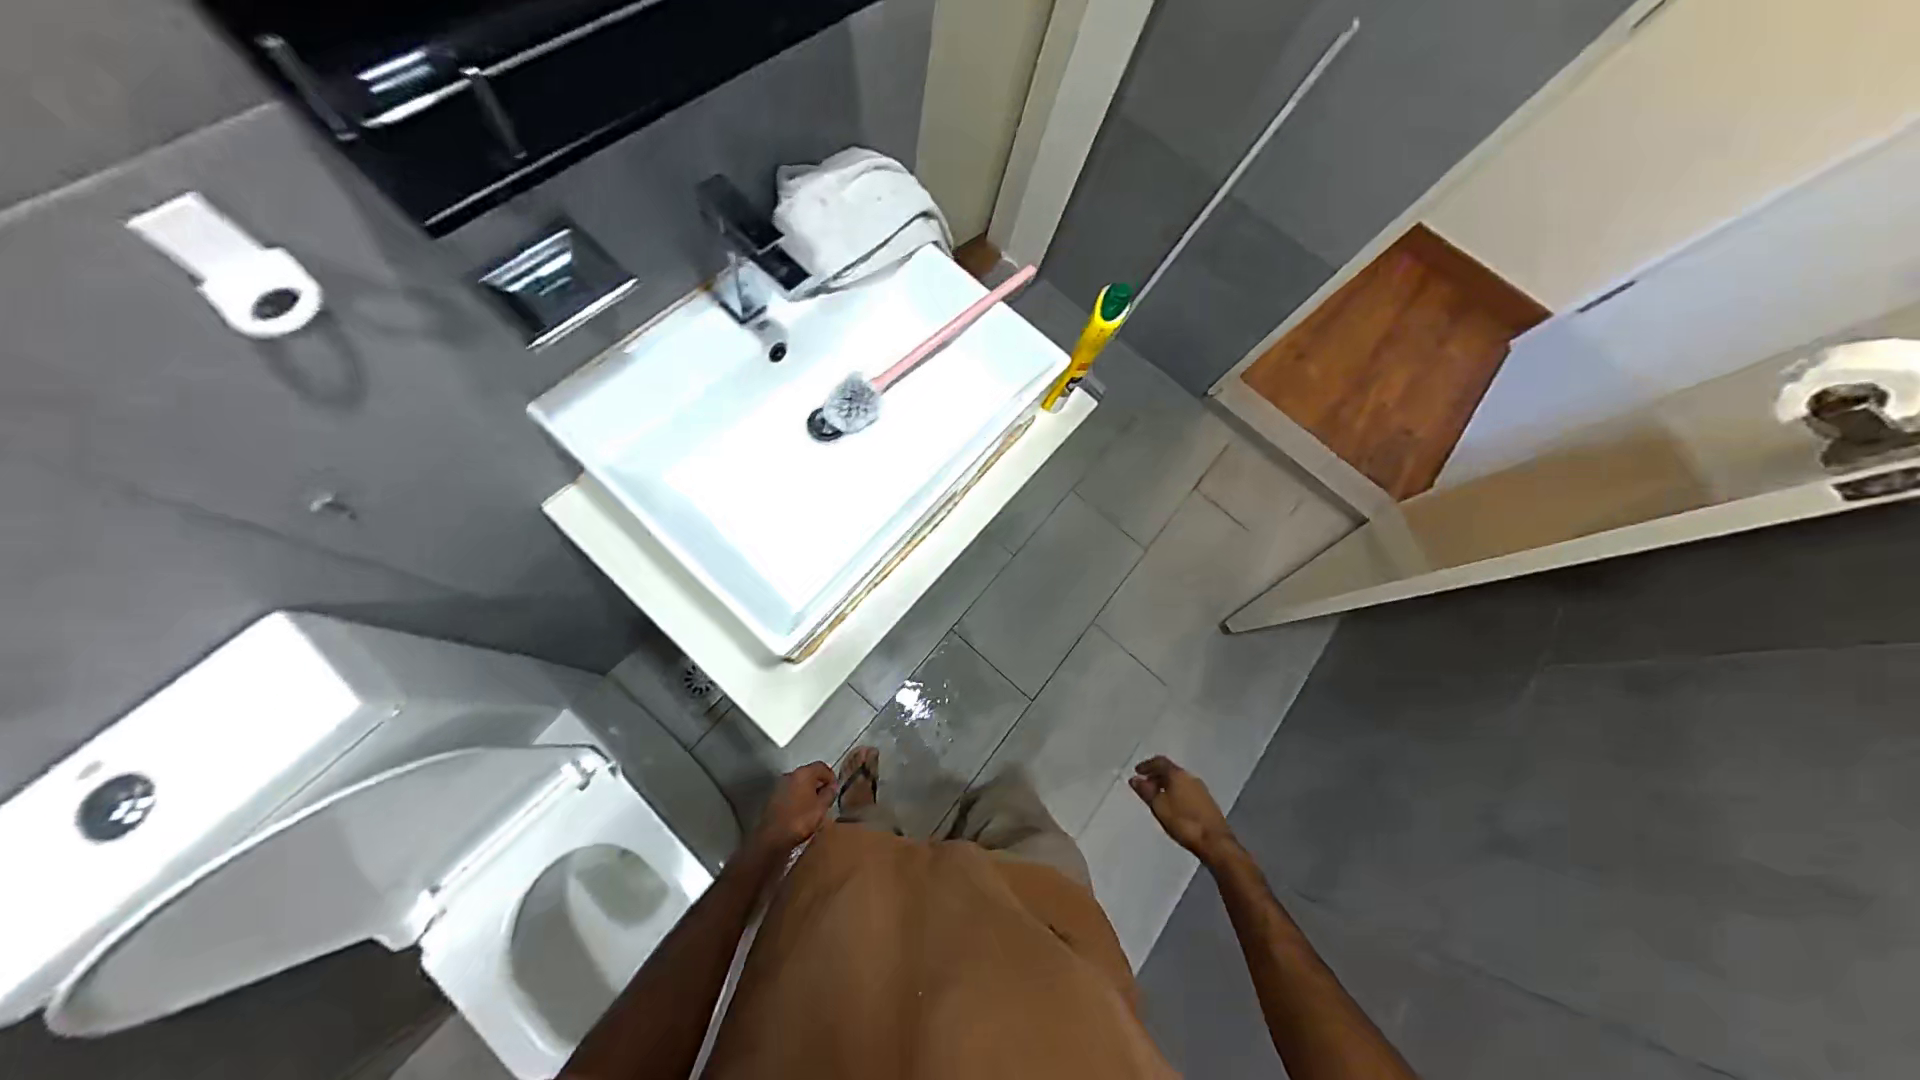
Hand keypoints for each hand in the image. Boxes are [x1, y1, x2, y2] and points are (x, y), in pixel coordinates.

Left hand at [747, 762, 836, 859]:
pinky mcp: (772, 798)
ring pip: (798, 784)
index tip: (835, 789)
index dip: (830, 776)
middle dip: (818, 784)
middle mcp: (789, 775)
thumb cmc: (801, 820)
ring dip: (807, 791)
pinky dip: (797, 798)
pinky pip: (789, 793)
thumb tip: (831, 786)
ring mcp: (778, 786)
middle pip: (808, 774)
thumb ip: (829, 793)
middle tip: (826, 798)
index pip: (821, 766)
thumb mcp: (821, 807)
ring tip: (814, 806)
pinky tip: (800, 811)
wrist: (772, 838)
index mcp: (803, 773)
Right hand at [1129, 756, 1237, 862]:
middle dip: (1156, 775)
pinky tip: (1172, 804)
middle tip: (1144, 784)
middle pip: (1170, 770)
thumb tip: (1135, 779)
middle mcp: (1190, 777)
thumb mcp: (1159, 806)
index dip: (1147, 765)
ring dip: (1166, 784)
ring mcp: (1201, 790)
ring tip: (1156, 795)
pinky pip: (1186, 790)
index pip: (1160, 762)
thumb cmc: (1183, 822)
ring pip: (1179, 781)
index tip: (1137, 771)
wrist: (1215, 842)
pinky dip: (1176, 792)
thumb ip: (1146, 791)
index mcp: (1178, 775)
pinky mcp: (1207, 802)